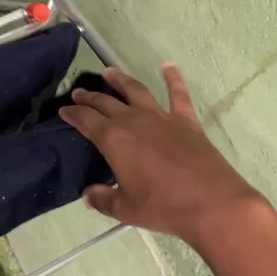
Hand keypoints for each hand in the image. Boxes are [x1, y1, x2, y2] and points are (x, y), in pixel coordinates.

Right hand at [61, 63, 262, 246]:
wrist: (212, 204)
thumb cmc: (164, 207)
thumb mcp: (126, 209)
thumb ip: (104, 199)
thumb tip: (88, 195)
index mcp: (113, 139)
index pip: (86, 120)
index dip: (72, 114)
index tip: (64, 110)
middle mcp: (133, 120)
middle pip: (105, 102)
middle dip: (90, 97)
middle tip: (79, 93)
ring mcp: (161, 117)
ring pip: (135, 90)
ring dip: (120, 80)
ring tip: (109, 71)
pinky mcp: (186, 121)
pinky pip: (178, 94)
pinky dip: (173, 78)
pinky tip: (169, 65)